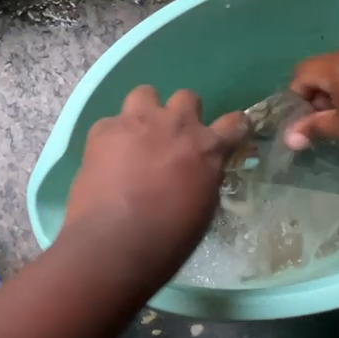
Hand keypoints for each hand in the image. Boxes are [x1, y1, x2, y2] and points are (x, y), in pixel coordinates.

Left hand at [63, 86, 246, 283]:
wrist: (114, 244)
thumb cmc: (168, 239)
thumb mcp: (203, 209)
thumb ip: (205, 177)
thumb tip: (200, 171)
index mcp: (206, 148)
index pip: (234, 122)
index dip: (233, 127)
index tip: (229, 134)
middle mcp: (175, 124)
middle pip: (187, 97)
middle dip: (182, 115)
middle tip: (172, 139)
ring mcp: (137, 122)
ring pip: (145, 93)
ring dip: (145, 112)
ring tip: (136, 136)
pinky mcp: (104, 129)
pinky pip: (110, 122)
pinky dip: (111, 137)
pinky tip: (106, 159)